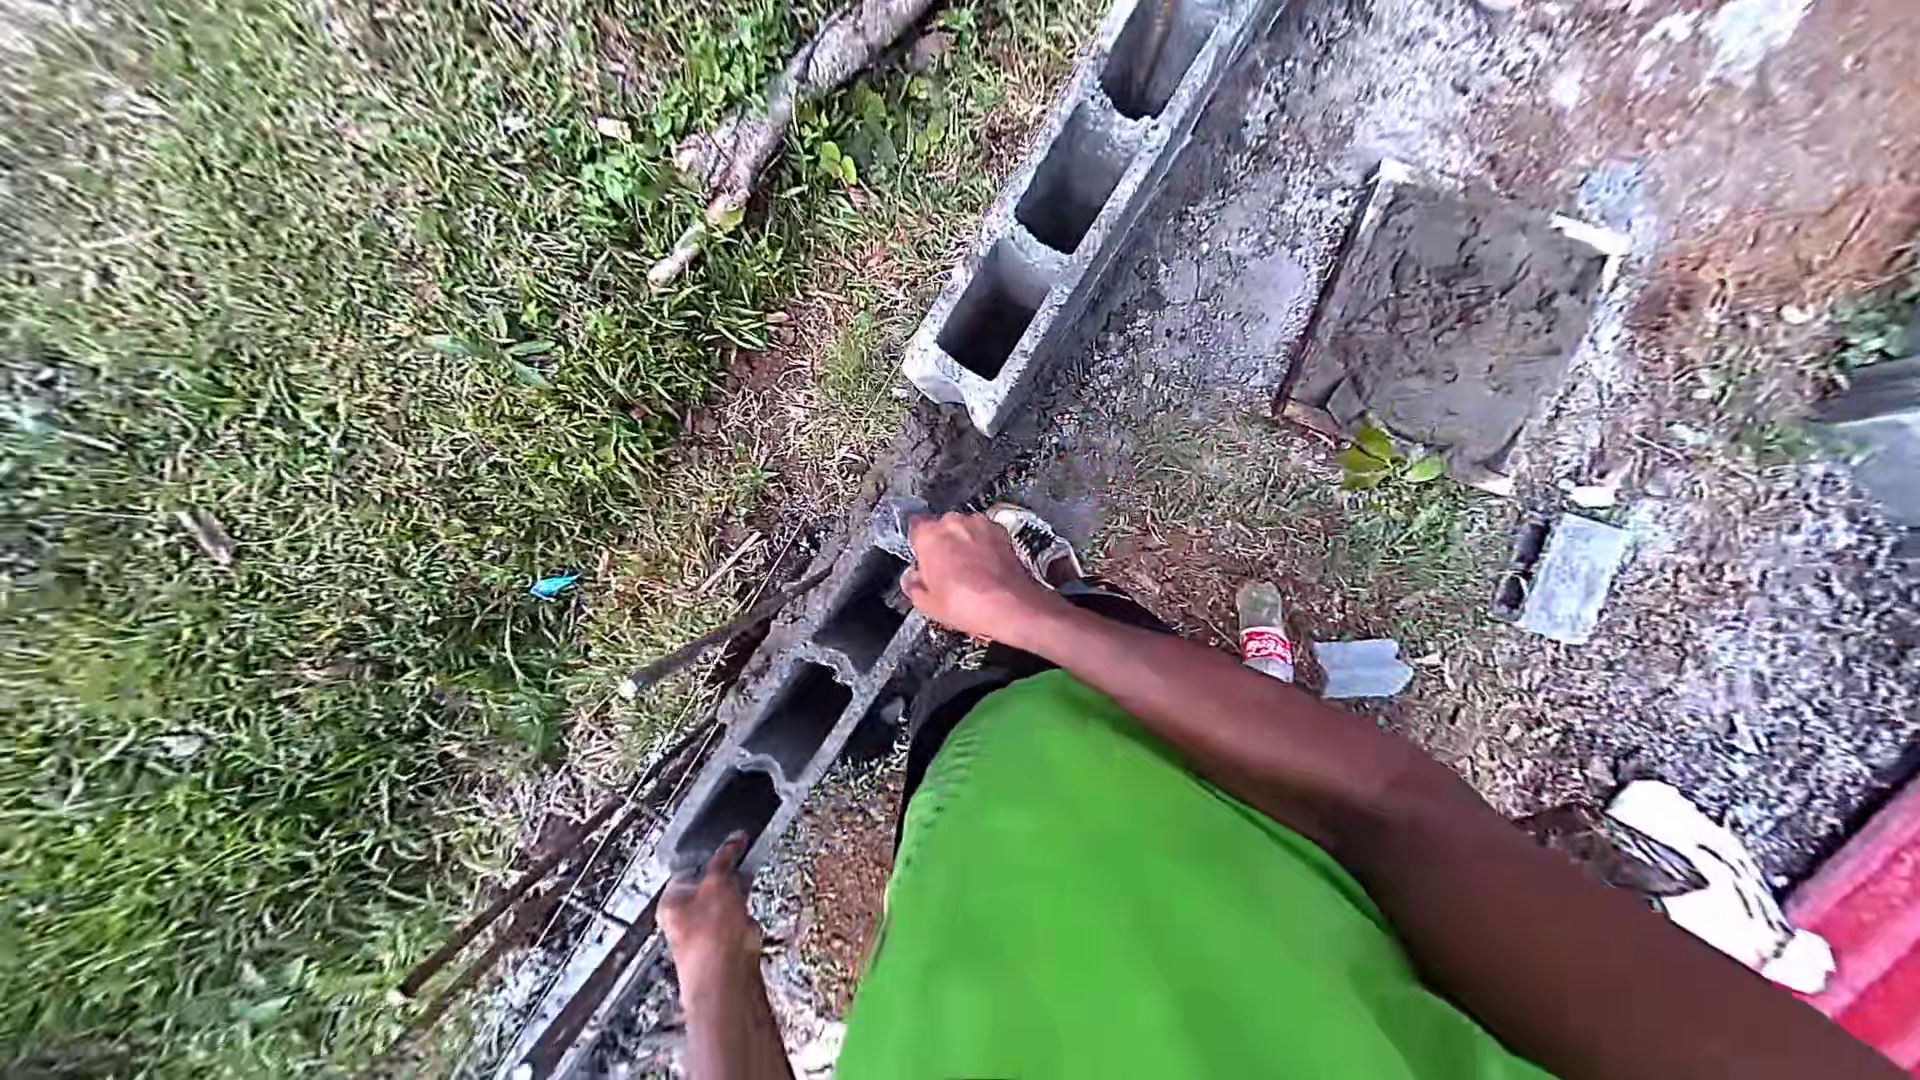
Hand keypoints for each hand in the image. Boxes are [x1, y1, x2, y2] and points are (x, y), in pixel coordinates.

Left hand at [660, 831, 760, 995]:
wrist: (727, 976)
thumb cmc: (711, 934)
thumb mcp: (718, 881)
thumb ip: (725, 857)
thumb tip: (734, 838)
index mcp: (671, 901)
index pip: (688, 867)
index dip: (709, 853)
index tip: (728, 842)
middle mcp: (683, 915)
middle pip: (706, 881)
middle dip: (725, 870)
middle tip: (740, 857)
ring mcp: (705, 928)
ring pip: (723, 896)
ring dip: (736, 886)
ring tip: (748, 876)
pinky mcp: (725, 937)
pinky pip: (735, 910)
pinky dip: (743, 902)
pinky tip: (750, 899)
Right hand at [901, 511, 1064, 645]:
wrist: (1009, 606)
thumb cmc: (969, 603)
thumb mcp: (927, 604)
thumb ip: (913, 585)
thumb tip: (912, 581)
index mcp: (928, 536)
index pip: (916, 529)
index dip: (919, 545)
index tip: (922, 557)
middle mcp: (953, 523)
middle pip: (941, 528)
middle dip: (943, 545)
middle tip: (946, 571)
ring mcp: (979, 525)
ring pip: (965, 529)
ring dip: (965, 543)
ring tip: (969, 571)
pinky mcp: (1000, 531)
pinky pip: (985, 534)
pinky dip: (985, 545)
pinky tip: (986, 568)